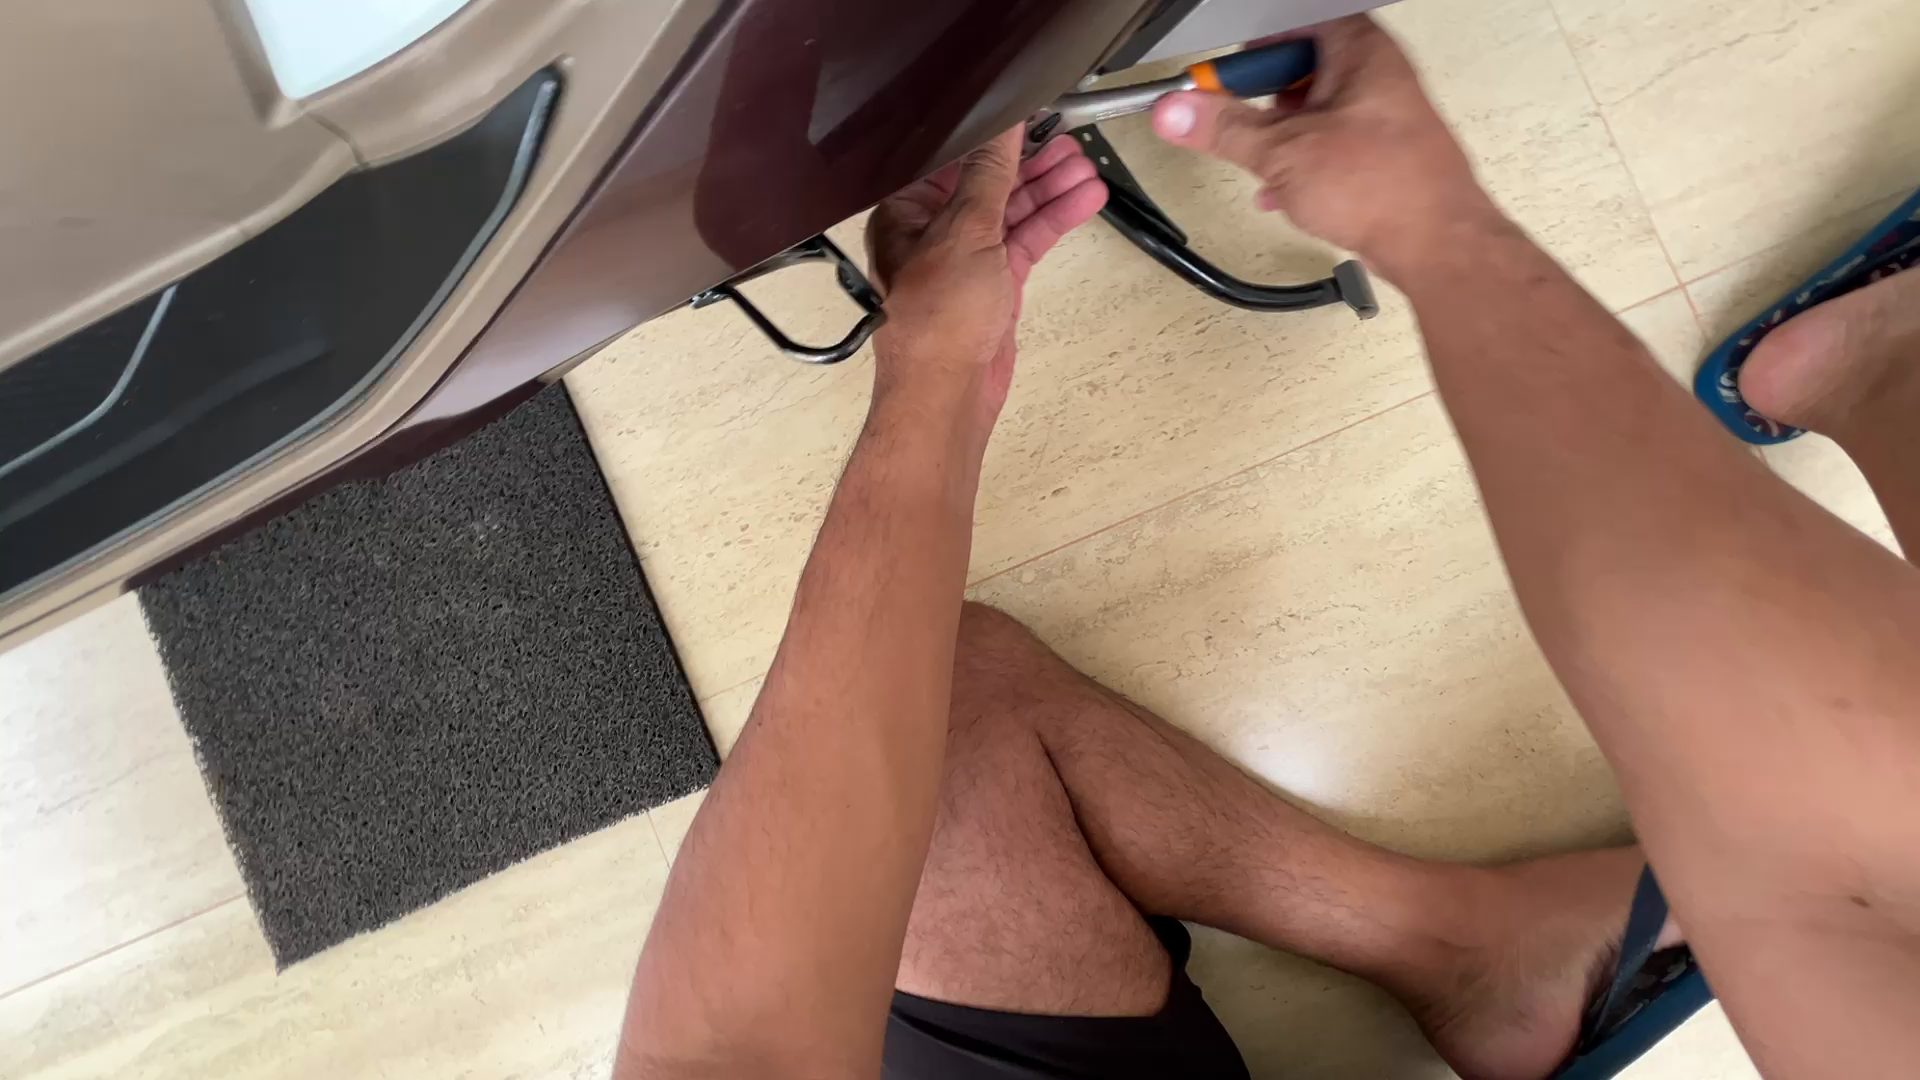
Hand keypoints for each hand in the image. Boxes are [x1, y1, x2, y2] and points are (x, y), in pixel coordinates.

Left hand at [865, 129, 1106, 430]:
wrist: (948, 393)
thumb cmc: (937, 320)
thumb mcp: (964, 232)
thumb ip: (989, 175)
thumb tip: (1002, 125)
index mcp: (907, 213)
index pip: (954, 160)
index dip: (994, 137)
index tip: (1031, 115)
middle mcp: (935, 233)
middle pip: (988, 183)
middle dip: (1031, 163)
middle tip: (1070, 138)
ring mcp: (968, 260)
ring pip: (1012, 212)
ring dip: (1049, 190)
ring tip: (1086, 167)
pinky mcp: (995, 285)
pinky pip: (1026, 242)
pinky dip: (1053, 222)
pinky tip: (1082, 200)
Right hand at [1150, 16, 1506, 280]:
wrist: (1429, 240)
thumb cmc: (1382, 185)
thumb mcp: (1282, 153)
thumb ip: (1225, 129)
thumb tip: (1178, 111)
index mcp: (1359, 50)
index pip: (1292, 23)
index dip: (1251, 51)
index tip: (1217, 78)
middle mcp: (1374, 74)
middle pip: (1299, 69)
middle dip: (1261, 101)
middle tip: (1232, 120)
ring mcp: (1377, 116)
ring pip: (1310, 113)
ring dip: (1276, 140)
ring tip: (1257, 163)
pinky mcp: (1375, 155)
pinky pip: (1324, 148)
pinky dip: (1296, 167)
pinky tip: (1280, 194)